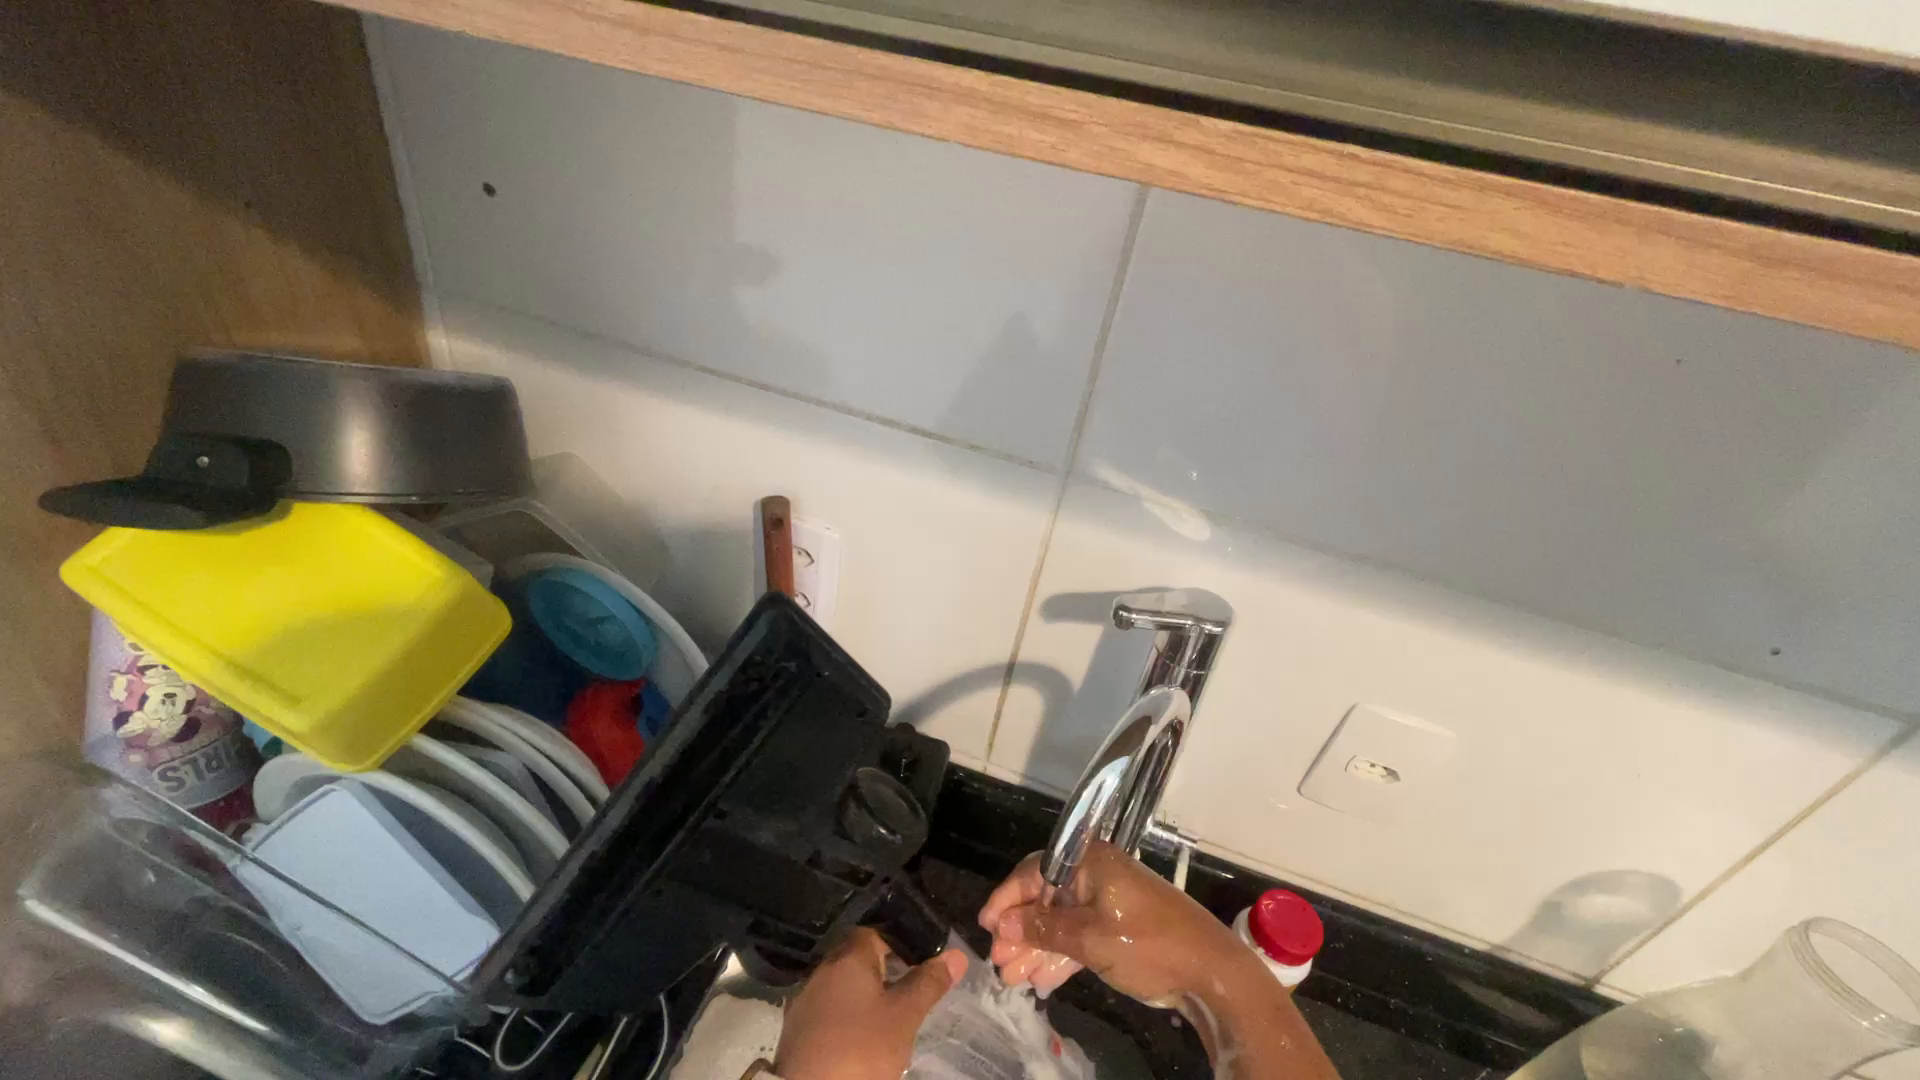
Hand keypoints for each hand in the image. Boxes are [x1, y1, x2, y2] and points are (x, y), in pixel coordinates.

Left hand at [773, 927, 966, 1079]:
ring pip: (842, 985)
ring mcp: (806, 1001)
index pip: (875, 932)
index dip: (899, 942)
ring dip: (862, 995)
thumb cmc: (861, 1049)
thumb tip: (956, 955)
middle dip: (882, 969)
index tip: (919, 960)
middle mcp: (823, 971)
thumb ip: (928, 984)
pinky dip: (845, 1016)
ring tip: (887, 1015)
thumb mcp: (904, 1018)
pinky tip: (859, 1036)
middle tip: (908, 989)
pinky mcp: (797, 1030)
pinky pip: (828, 1010)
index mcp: (848, 959)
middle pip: (857, 958)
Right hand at [978, 842, 1252, 1002]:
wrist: (1211, 972)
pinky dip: (1061, 956)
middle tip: (999, 962)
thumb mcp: (1090, 939)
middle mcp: (1096, 875)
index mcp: (1090, 862)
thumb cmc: (1148, 944)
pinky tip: (1041, 980)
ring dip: (1037, 948)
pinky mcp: (1119, 928)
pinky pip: (1080, 936)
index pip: (1035, 871)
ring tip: (1013, 978)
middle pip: (1046, 898)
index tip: (985, 926)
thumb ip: (1043, 929)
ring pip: (1061, 921)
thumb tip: (1001, 924)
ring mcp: (1108, 902)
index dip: (1007, 899)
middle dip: (1020, 931)